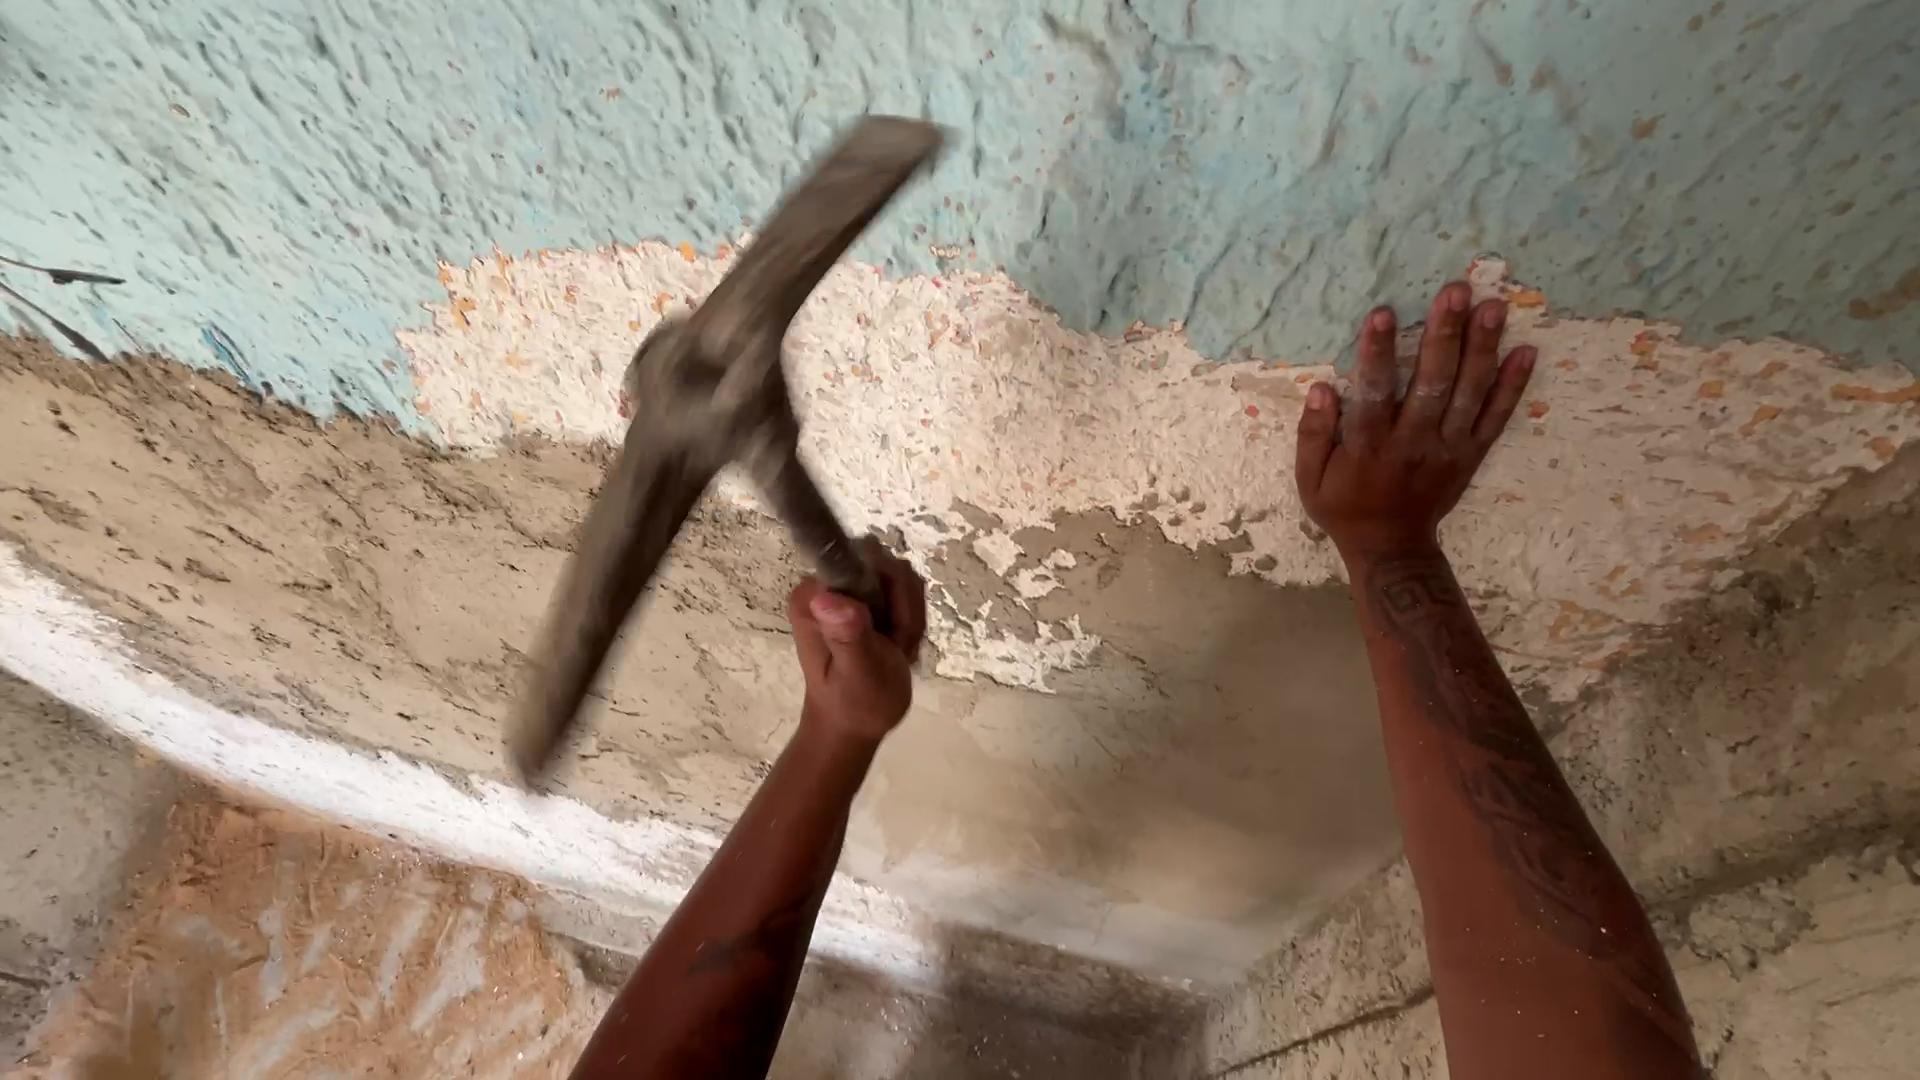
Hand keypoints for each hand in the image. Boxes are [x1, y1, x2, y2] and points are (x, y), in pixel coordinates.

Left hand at [786, 539, 927, 742]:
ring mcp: (844, 590)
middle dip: (902, 606)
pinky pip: (901, 590)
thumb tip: (827, 597)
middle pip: (885, 565)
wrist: (855, 725)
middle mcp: (824, 585)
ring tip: (896, 648)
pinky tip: (897, 645)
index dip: (890, 592)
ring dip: (908, 615)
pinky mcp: (860, 598)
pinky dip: (908, 619)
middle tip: (895, 645)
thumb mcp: (857, 672)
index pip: (865, 559)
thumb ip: (848, 634)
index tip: (891, 629)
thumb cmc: (856, 704)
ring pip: (899, 578)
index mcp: (812, 597)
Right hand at [1296, 281, 1536, 556]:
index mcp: (1368, 447)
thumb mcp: (1310, 480)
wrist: (1391, 547)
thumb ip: (1312, 436)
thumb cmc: (1344, 509)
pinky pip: (1496, 417)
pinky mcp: (1472, 454)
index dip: (1376, 352)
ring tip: (1493, 306)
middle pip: (1431, 383)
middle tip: (1455, 291)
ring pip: (1468, 393)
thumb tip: (1320, 389)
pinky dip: (1514, 386)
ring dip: (1482, 348)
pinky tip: (1527, 350)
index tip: (1382, 313)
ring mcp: (1448, 448)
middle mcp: (1412, 442)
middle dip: (1443, 335)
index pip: (1373, 392)